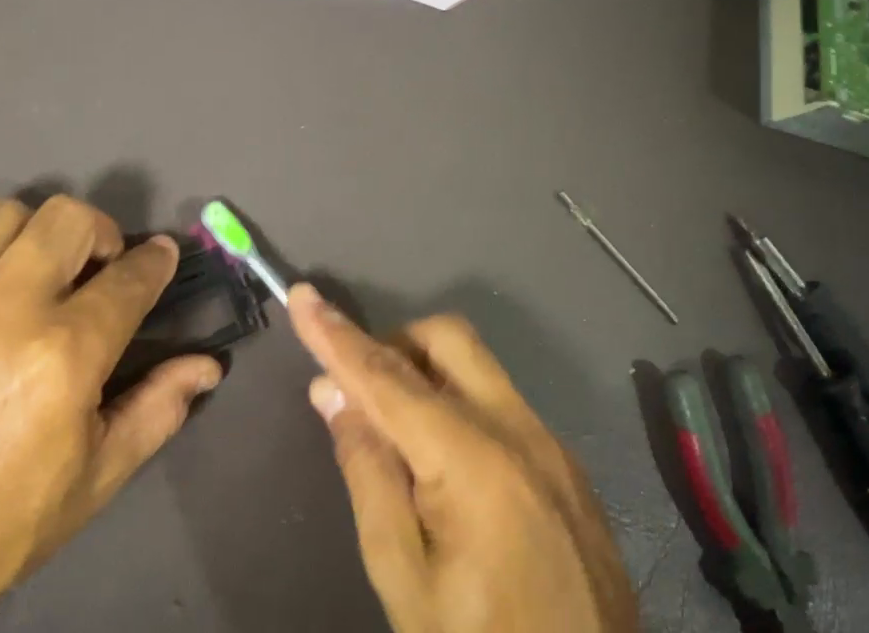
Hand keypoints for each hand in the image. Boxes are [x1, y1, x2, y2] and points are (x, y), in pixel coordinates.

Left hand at [0, 197, 220, 632]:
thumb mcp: (95, 480)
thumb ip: (157, 409)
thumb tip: (206, 364)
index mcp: (64, 356)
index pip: (128, 278)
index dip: (155, 261)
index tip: (161, 256)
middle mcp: (5, 307)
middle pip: (68, 219)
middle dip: (101, 233)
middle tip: (101, 269)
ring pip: (6, 214)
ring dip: (38, 234)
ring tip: (40, 273)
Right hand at [288, 283, 638, 632]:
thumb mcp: (401, 573)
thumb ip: (368, 472)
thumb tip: (335, 394)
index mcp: (472, 459)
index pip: (385, 377)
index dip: (336, 336)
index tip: (302, 295)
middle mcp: (519, 432)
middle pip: (447, 340)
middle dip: (391, 344)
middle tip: (355, 392)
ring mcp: (552, 447)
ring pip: (478, 367)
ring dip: (424, 372)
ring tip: (393, 434)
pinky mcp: (567, 468)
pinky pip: (501, 404)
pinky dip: (457, 404)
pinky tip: (441, 464)